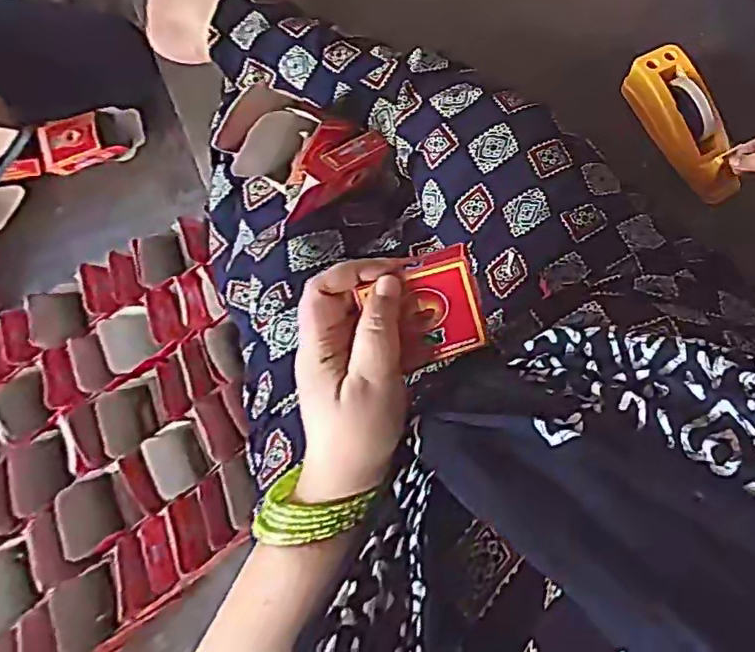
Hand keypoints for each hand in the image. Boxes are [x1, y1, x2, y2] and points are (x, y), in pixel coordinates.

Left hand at [293, 258, 412, 503]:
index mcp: (319, 343)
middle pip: (352, 295)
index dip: (357, 271)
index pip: (324, 287)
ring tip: (434, 310)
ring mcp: (347, 354)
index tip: (396, 273)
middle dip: (390, 286)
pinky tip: (430, 336)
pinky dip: (408, 330)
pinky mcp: (365, 365)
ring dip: (405, 307)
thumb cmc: (358, 433)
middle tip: (426, 287)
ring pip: (373, 313)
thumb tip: (389, 280)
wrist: (351, 483)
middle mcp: (330, 342)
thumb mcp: (373, 378)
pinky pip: (385, 334)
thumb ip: (380, 327)